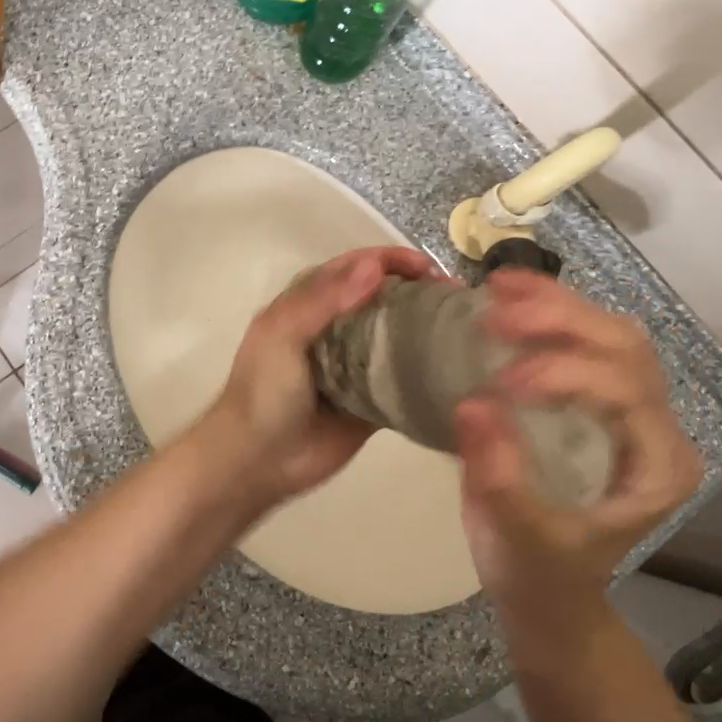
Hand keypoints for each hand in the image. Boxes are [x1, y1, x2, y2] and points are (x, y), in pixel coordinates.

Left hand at [204, 246, 439, 503]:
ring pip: (395, 336)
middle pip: (380, 297)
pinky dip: (425, 371)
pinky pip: (403, 380)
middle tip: (455, 296)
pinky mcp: (371, 402)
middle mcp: (333, 329)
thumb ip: (323, 301)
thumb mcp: (282, 336)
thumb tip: (374, 267)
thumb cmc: (263, 392)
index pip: (352, 268)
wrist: (257, 461)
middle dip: (415, 290)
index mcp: (307, 306)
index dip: (388, 261)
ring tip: (463, 326)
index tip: (427, 267)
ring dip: (425, 327)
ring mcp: (354, 365)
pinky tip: (457, 368)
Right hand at [454, 269, 702, 612]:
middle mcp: (656, 428)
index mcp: (657, 465)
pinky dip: (548, 311)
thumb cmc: (538, 569)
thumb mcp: (519, 536)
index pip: (626, 391)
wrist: (546, 590)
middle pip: (625, 347)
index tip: (498, 385)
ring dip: (555, 303)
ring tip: (497, 285)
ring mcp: (629, 411)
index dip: (564, 373)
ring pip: (610, 333)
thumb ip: (501, 478)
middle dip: (560, 319)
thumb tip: (472, 404)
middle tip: (494, 311)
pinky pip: (586, 340)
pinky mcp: (597, 401)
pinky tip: (505, 296)